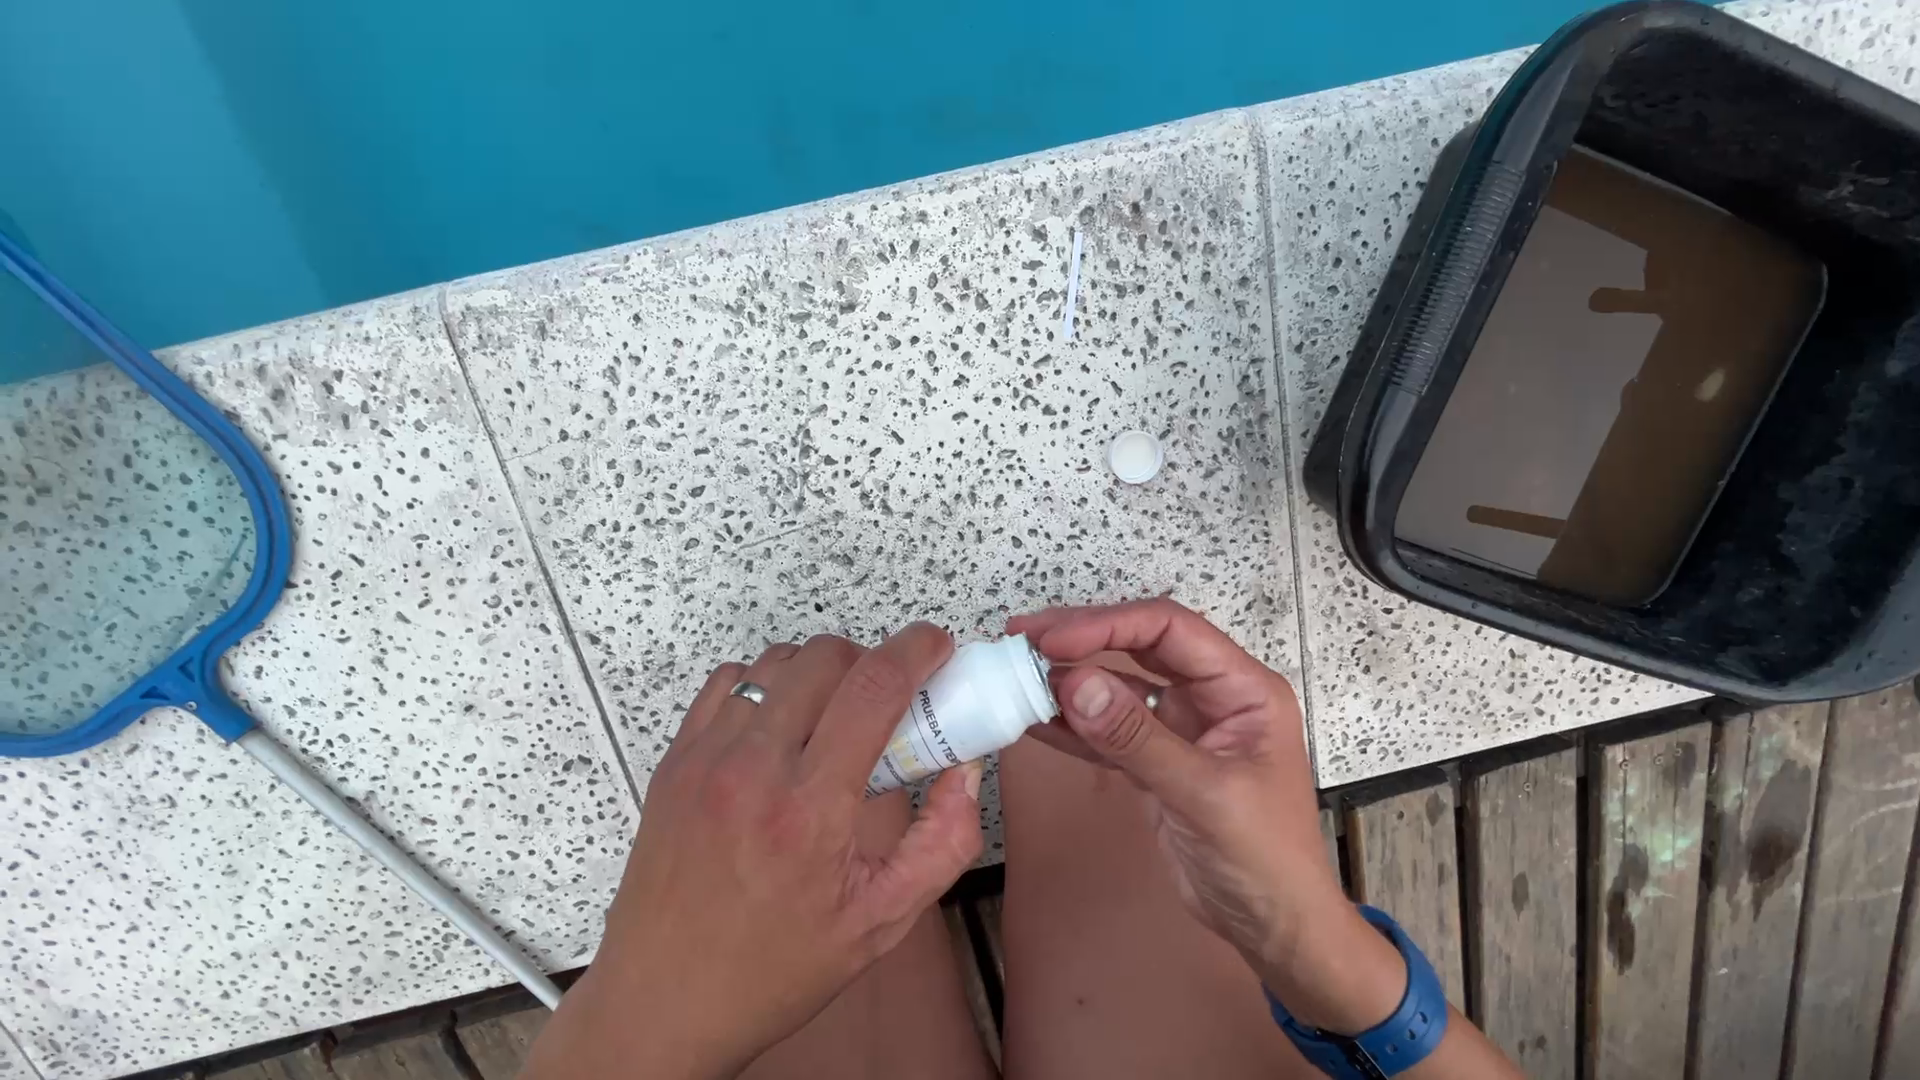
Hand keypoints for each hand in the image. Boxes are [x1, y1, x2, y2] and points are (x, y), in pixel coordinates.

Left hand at [524, 626, 984, 1079]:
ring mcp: (705, 757)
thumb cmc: (776, 967)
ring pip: (777, 661)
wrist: (663, 1002)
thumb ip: (944, 841)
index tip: (938, 647)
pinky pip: (728, 682)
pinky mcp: (675, 760)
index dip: (916, 649)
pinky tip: (780, 724)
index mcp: (810, 809)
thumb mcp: (883, 920)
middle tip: (889, 700)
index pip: (873, 687)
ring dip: (821, 671)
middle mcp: (752, 768)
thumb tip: (967, 769)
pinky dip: (767, 684)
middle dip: (872, 660)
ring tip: (835, 716)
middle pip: (826, 657)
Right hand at [1008, 599, 1405, 1033]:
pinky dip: (1070, 725)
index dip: (1108, 626)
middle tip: (1021, 636)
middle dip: (1080, 638)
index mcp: (1240, 686)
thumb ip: (1137, 738)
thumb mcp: (1205, 795)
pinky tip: (1032, 719)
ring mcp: (1179, 725)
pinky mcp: (1153, 758)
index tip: (1053, 641)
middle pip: (1138, 645)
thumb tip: (1072, 683)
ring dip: (1068, 679)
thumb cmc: (1264, 859)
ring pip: (1116, 684)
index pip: (1169, 628)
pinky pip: (1106, 729)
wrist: (1273, 929)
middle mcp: (1209, 694)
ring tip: (1016, 672)